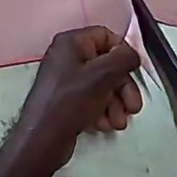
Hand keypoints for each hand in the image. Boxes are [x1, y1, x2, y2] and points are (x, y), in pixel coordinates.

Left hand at [0, 27, 142, 176]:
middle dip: (123, 87)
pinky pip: (91, 99)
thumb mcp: (102, 75)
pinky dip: (102, 111)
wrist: (42, 139)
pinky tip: (105, 125)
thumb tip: (132, 55)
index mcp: (71, 43)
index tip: (135, 71)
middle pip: (107, 64)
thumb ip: (123, 58)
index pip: (106, 36)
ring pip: (102, 85)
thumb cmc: (71, 101)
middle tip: (133, 107)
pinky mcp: (66, 101)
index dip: (123, 53)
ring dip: (115, 103)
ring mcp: (65, 80)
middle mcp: (67, 57)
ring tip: (118, 122)